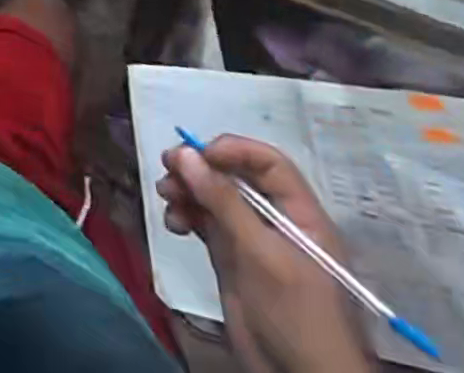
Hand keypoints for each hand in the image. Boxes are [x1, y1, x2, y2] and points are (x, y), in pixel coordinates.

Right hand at [158, 136, 374, 372]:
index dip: (232, 150)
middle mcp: (274, 219)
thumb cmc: (296, 313)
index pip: (267, 163)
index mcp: (299, 214)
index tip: (197, 154)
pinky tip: (173, 225)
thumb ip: (223, 202)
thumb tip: (185, 153)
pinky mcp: (229, 257)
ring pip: (212, 196)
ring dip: (186, 190)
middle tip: (167, 166)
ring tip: (165, 196)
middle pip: (234, 175)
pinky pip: (202, 221)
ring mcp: (250, 238)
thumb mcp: (261, 253)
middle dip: (199, 168)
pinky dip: (184, 215)